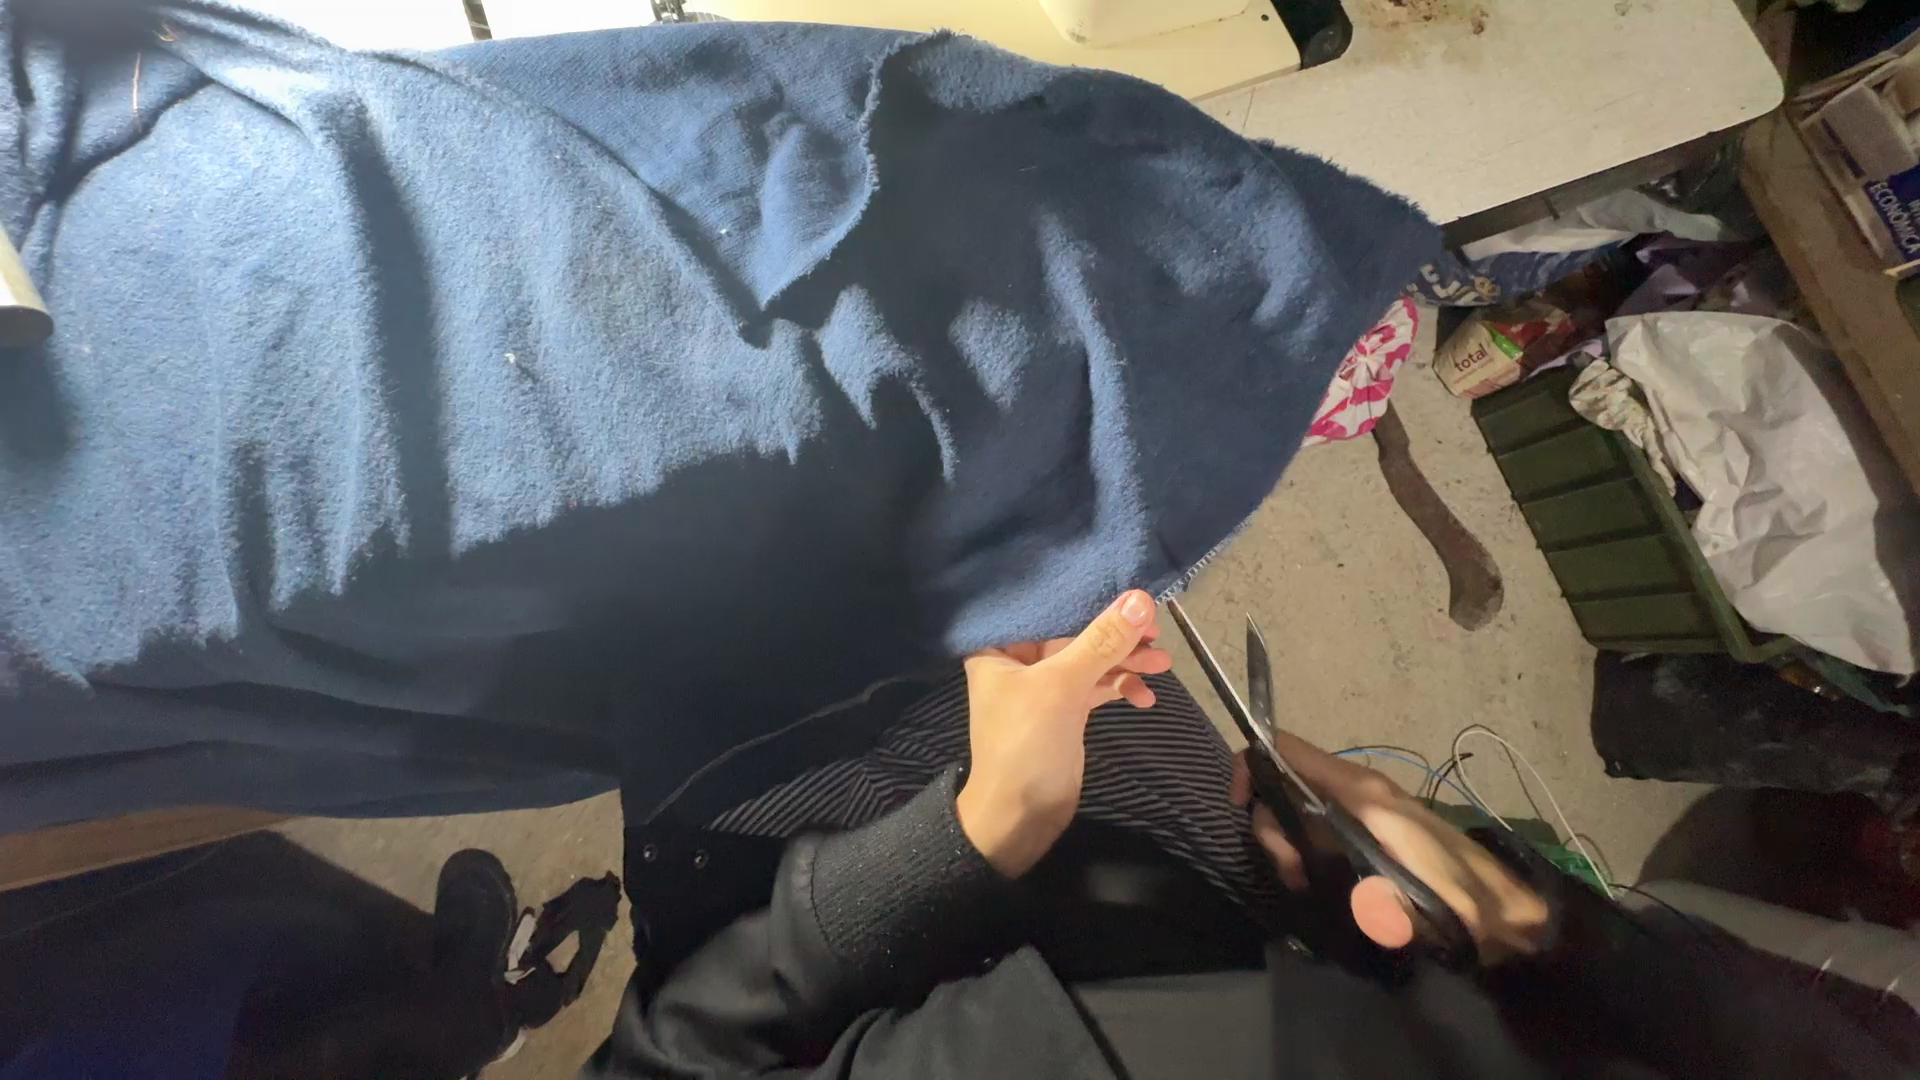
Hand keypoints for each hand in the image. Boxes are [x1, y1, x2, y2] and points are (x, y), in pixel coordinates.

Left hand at [957, 590, 1171, 877]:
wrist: (1021, 817)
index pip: (1046, 610)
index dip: (1088, 600)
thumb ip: (1101, 641)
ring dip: (1125, 662)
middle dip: (1116, 636)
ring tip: (1163, 662)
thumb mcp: (1063, 686)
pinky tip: (1145, 697)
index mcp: (999, 648)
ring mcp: (1044, 688)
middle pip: (1074, 635)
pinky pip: (1097, 688)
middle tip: (1157, 632)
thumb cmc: (1026, 743)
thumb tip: (1140, 599)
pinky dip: (1120, 688)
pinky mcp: (1065, 711)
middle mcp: (1019, 662)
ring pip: (1090, 662)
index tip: (1131, 593)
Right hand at [1232, 735, 1550, 962]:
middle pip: (1282, 783)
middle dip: (1270, 824)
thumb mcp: (1420, 896)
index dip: (1252, 764)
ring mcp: (1359, 805)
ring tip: (1302, 881)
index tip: (1239, 802)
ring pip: (1294, 806)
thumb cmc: (1463, 896)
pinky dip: (1303, 846)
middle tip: (1288, 870)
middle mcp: (1354, 787)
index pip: (1286, 748)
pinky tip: (1317, 877)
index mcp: (1360, 789)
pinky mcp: (1365, 826)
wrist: (1511, 914)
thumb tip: (1346, 893)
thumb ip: (1380, 893)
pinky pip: (1313, 822)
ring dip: (1285, 841)